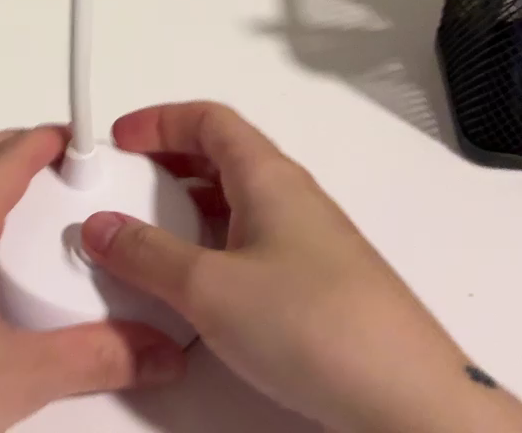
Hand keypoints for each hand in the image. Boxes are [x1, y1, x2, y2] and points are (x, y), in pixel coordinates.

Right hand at [80, 102, 521, 432]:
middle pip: (220, 155)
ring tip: (148, 234)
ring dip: (185, 206)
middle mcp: (293, 201)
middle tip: (125, 182)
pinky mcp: (319, 287)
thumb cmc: (318, 329)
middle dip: (165, 161)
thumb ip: (143, 254)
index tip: (117, 141)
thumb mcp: (206, 287)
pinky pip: (250, 242)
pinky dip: (210, 244)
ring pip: (235, 201)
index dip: (157, 120)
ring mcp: (310, 245)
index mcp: (269, 178)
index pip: (208, 118)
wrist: (421, 413)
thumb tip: (99, 229)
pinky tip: (194, 283)